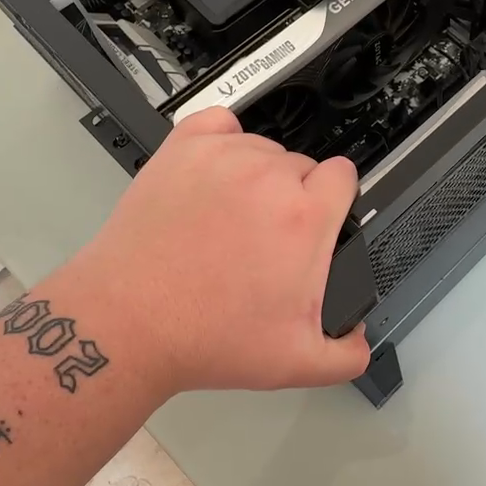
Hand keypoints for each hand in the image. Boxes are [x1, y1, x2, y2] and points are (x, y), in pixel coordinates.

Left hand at [49, 107, 370, 396]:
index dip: (336, 197)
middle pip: (305, 164)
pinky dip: (223, 139)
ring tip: (234, 217)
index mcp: (305, 218)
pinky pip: (219, 122)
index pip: (344, 174)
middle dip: (296, 194)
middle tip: (269, 237)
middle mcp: (269, 179)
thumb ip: (346, 355)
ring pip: (264, 147)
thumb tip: (360, 341)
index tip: (320, 218)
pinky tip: (218, 173)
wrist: (126, 325)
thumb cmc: (203, 336)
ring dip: (259, 174)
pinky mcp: (182, 152)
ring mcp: (223, 159)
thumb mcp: (293, 363)